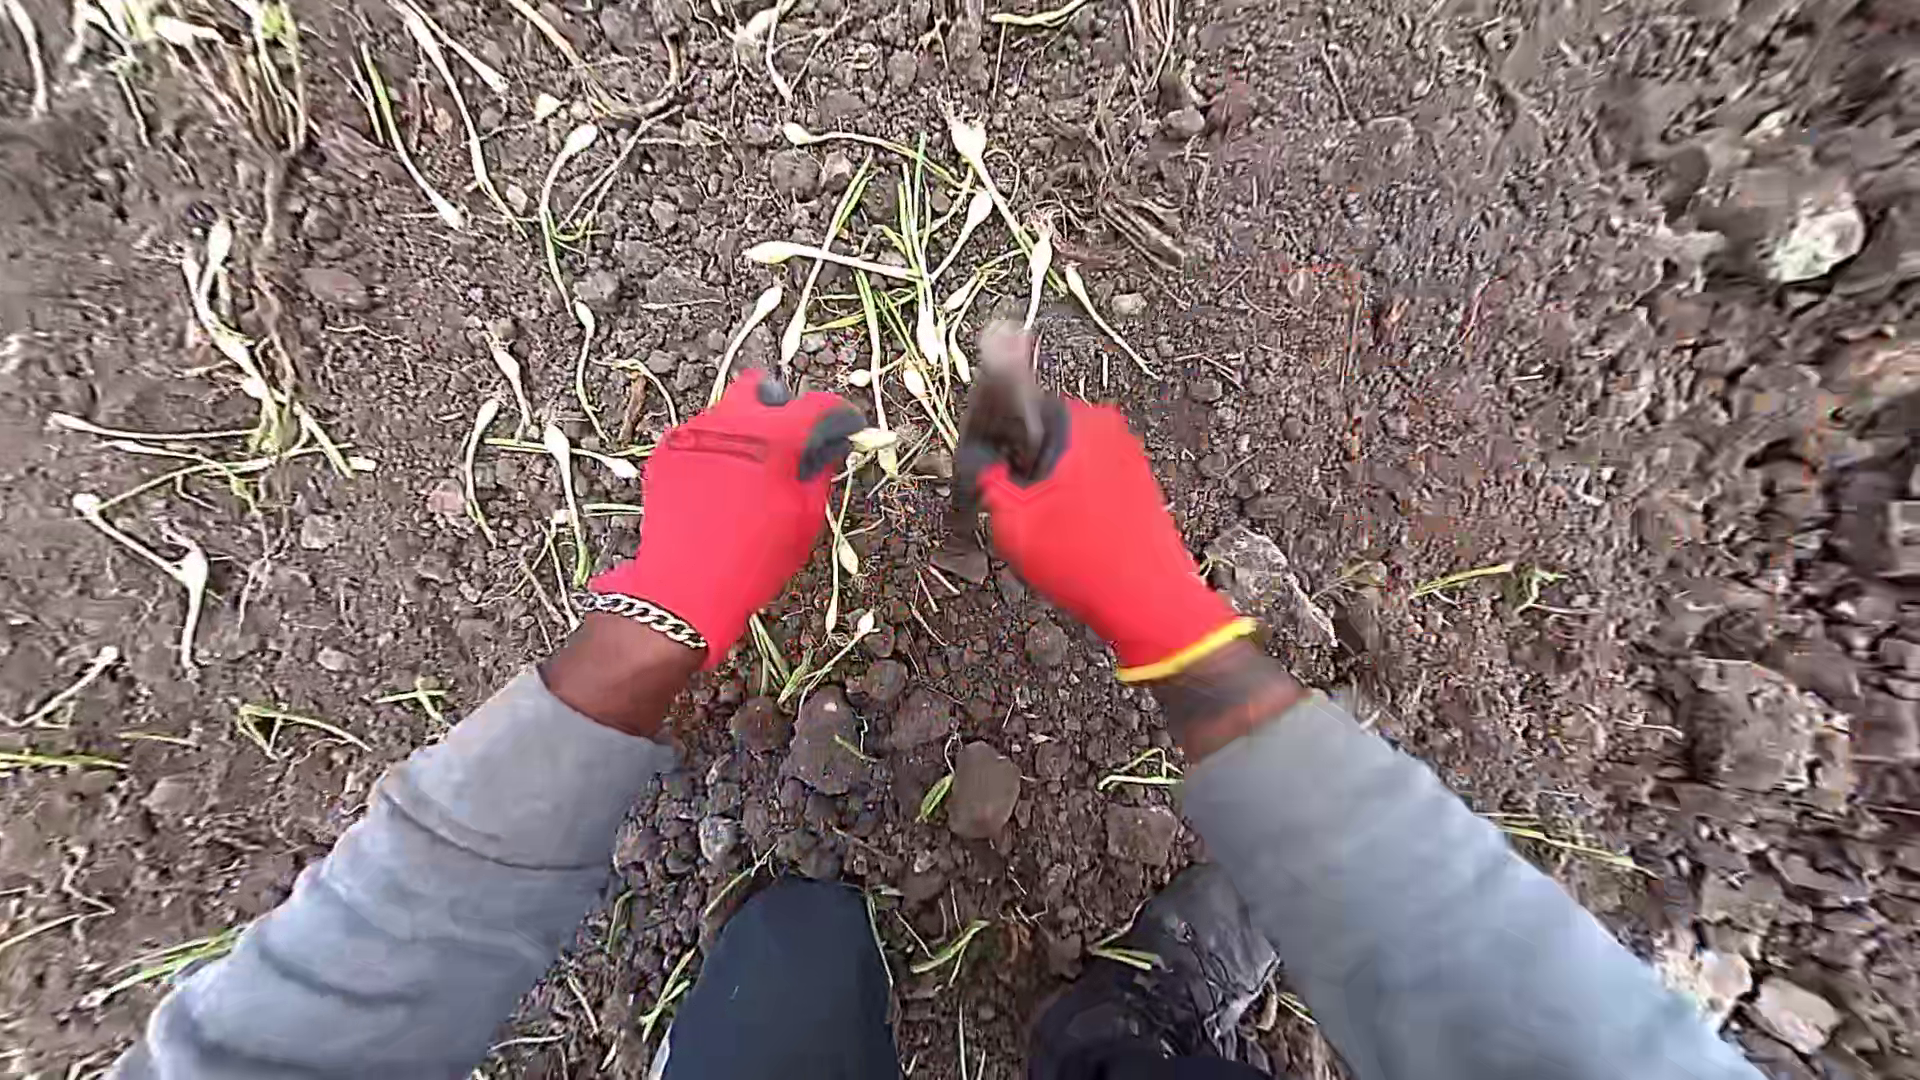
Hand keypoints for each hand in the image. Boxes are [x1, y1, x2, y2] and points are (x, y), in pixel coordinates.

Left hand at [589, 369, 863, 667]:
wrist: (684, 589)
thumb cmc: (757, 559)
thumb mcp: (805, 519)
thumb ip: (820, 473)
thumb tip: (830, 449)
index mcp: (774, 437)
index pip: (818, 405)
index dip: (839, 415)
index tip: (846, 427)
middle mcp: (731, 421)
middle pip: (763, 388)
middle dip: (786, 408)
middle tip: (794, 443)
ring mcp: (693, 433)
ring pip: (729, 409)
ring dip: (750, 427)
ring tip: (757, 469)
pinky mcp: (667, 451)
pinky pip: (702, 434)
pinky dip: (721, 447)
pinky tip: (725, 483)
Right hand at [961, 397, 1250, 680]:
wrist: (1147, 599)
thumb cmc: (1084, 561)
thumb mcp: (1012, 521)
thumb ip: (989, 480)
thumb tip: (982, 464)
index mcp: (1075, 424)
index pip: (1012, 412)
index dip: (992, 446)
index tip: (986, 475)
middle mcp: (1105, 427)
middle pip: (1040, 436)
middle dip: (1022, 467)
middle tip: (1013, 508)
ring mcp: (1126, 452)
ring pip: (1063, 458)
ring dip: (1046, 485)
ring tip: (1045, 527)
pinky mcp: (1137, 479)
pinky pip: (1087, 476)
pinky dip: (1070, 497)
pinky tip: (1069, 532)